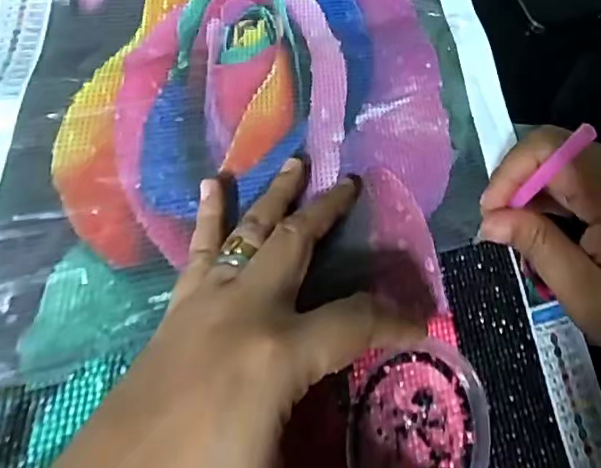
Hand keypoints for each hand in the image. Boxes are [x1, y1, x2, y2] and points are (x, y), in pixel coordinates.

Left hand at [58, 158, 423, 467]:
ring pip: (249, 231)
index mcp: (279, 351)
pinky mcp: (178, 307)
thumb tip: (379, 454)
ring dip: (275, 196)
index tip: (422, 320)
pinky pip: (199, 249)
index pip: (355, 322)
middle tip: (350, 183)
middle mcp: (246, 308)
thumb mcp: (277, 466)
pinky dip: (209, 215)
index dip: (395, 320)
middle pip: (296, 243)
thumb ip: (326, 436)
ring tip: (295, 163)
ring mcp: (207, 300)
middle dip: (327, 211)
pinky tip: (211, 183)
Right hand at [477, 126, 600, 391]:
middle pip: (548, 145)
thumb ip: (538, 246)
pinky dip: (547, 192)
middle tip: (496, 221)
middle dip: (513, 177)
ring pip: (556, 156)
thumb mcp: (587, 296)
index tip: (490, 217)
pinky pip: (571, 171)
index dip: (508, 174)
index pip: (545, 149)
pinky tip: (538, 227)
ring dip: (527, 185)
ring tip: (511, 228)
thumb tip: (491, 219)